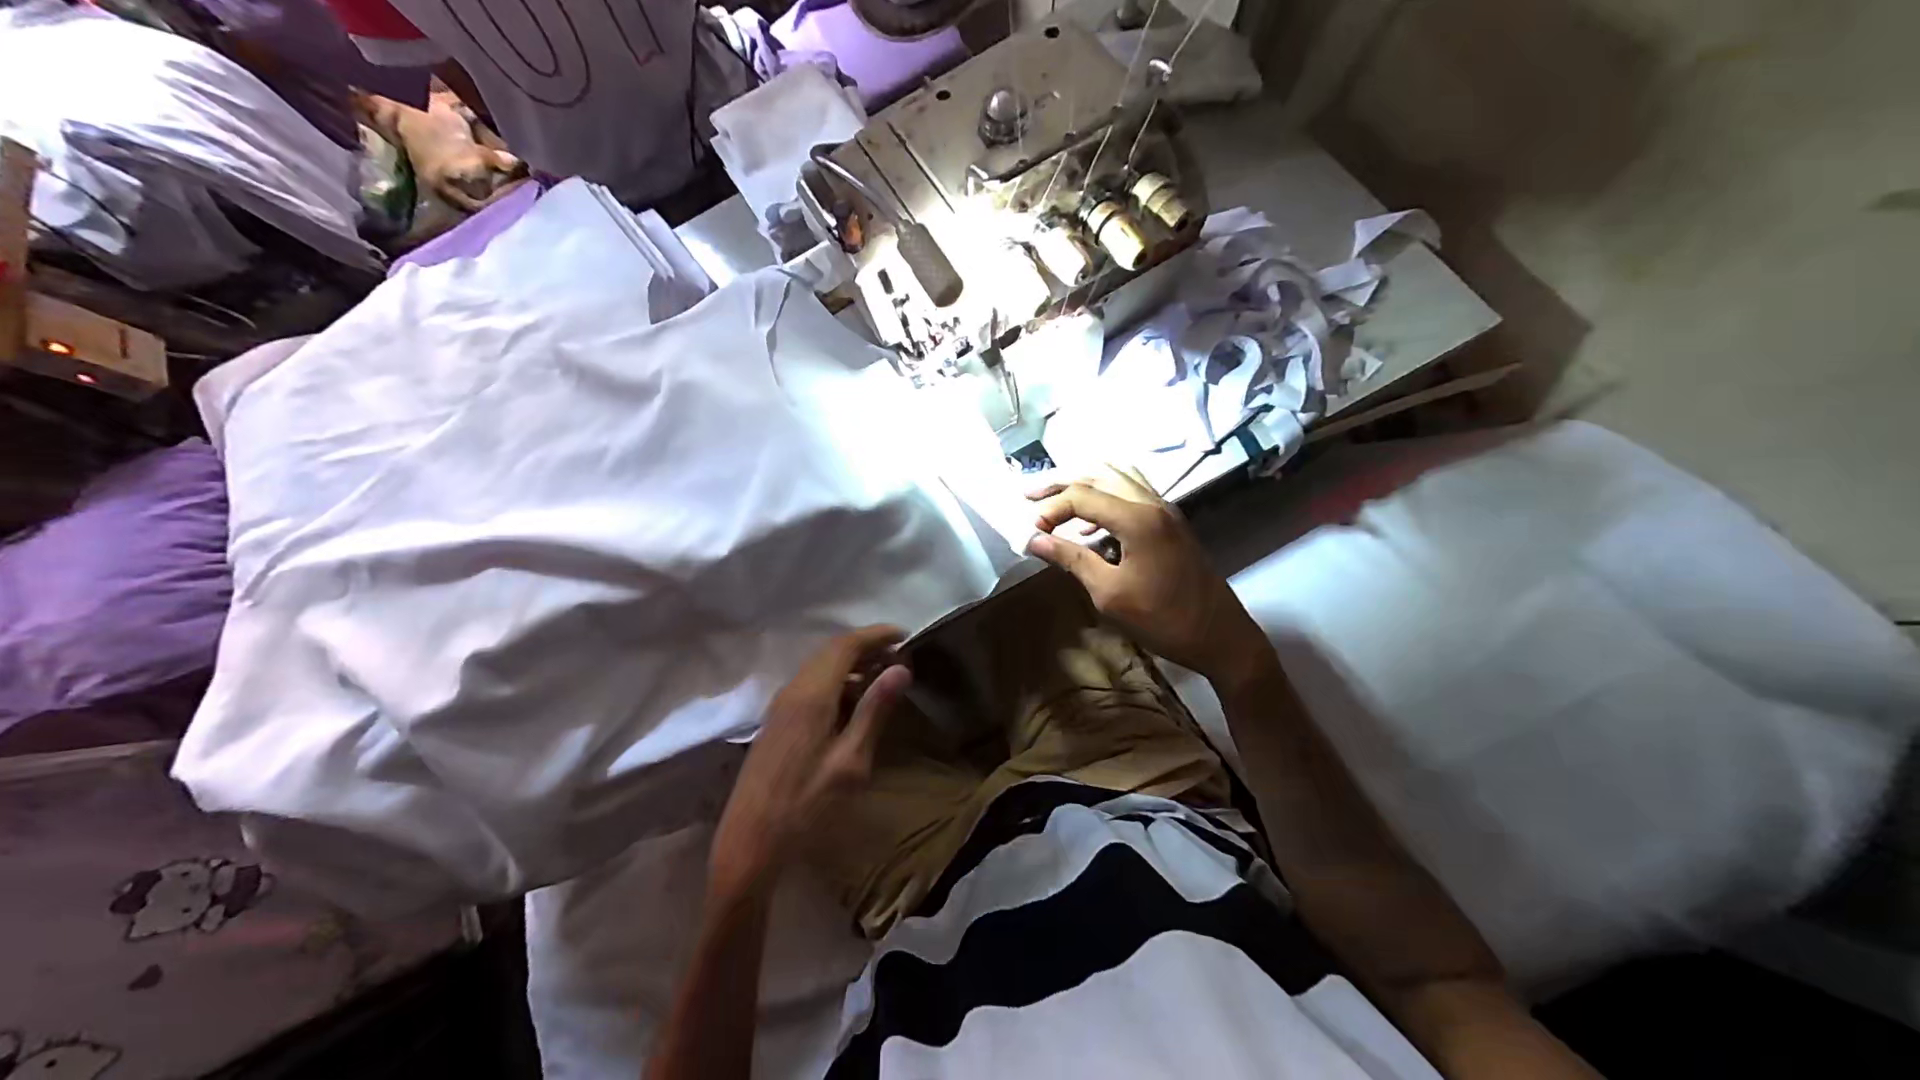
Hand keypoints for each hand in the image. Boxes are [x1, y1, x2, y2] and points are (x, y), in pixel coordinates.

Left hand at [709, 626, 911, 900]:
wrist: (750, 841)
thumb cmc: (806, 805)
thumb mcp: (851, 762)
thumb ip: (874, 711)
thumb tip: (901, 669)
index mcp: (811, 695)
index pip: (845, 646)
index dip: (876, 635)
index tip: (906, 637)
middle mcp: (792, 691)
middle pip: (831, 652)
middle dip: (866, 647)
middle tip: (900, 658)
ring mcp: (780, 707)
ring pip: (819, 668)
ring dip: (852, 665)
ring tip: (883, 680)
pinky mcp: (777, 723)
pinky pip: (810, 686)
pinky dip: (837, 683)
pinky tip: (854, 705)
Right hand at [1027, 467, 1268, 690]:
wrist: (1221, 637)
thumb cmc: (1163, 619)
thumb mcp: (1109, 593)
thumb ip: (1071, 559)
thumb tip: (1034, 540)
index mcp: (1138, 517)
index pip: (1082, 496)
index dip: (1051, 509)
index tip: (1032, 532)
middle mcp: (1153, 503)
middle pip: (1100, 475)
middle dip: (1063, 483)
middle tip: (1031, 497)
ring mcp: (1166, 512)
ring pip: (1119, 479)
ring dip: (1085, 486)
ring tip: (1055, 502)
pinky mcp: (1172, 525)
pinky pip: (1133, 495)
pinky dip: (1106, 499)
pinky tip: (1089, 526)